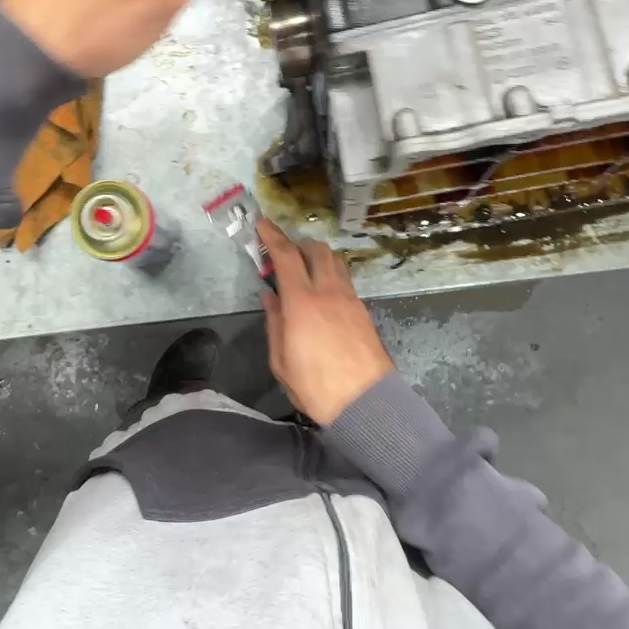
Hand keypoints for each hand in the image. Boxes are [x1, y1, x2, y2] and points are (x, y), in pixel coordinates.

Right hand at [258, 218, 394, 424]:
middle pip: (318, 250)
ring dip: (319, 257)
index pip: (287, 257)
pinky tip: (323, 293)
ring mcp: (350, 301)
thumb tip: (270, 298)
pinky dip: (331, 275)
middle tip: (285, 252)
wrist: (366, 404)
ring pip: (336, 262)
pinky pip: (345, 281)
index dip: (273, 237)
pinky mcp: (363, 312)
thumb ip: (275, 324)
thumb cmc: (315, 387)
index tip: (262, 224)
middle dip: (299, 244)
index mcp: (302, 303)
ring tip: (305, 269)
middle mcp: (328, 293)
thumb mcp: (281, 360)